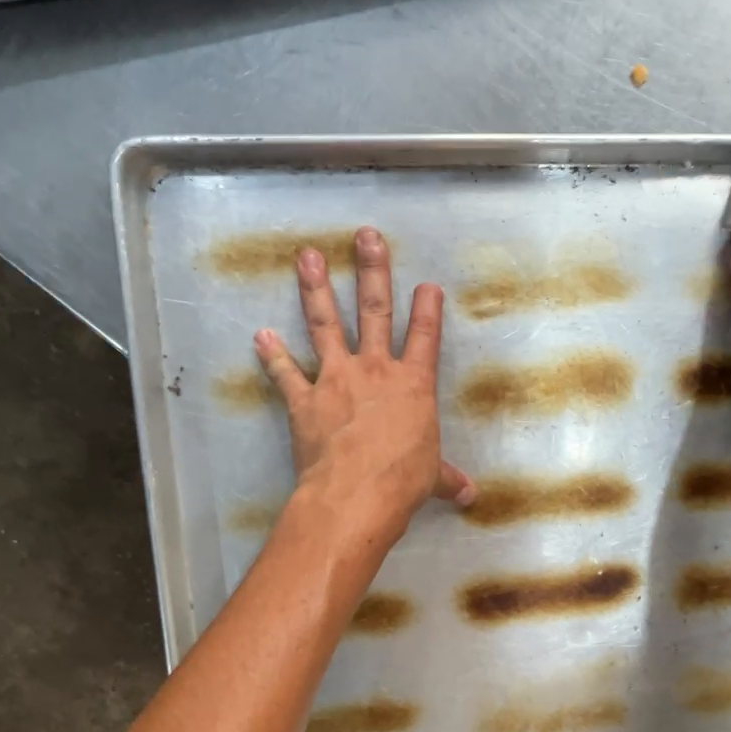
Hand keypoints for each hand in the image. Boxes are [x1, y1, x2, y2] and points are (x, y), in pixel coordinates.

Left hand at [255, 227, 475, 538]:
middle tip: (366, 237)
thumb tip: (469, 495)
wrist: (356, 494)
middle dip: (373, 271)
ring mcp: (336, 380)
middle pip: (376, 312)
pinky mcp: (304, 401)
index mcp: (414, 385)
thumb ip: (448, 479)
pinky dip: (272, 356)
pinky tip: (260, 335)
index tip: (428, 285)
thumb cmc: (403, 481)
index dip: (428, 310)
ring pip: (326, 326)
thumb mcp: (433, 478)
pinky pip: (286, 374)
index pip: (425, 337)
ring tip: (306, 256)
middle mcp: (376, 371)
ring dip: (316, 289)